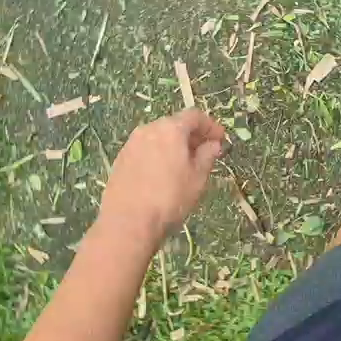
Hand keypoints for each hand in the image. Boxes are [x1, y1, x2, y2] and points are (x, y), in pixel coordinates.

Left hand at [96, 110, 224, 248]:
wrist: (126, 223)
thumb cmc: (169, 198)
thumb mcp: (197, 178)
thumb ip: (207, 156)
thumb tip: (212, 144)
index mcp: (171, 129)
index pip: (194, 116)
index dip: (210, 126)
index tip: (220, 139)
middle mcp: (149, 129)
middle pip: (175, 124)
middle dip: (192, 136)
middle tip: (204, 153)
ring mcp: (131, 144)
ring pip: (158, 137)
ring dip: (174, 145)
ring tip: (184, 165)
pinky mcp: (120, 160)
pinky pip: (145, 150)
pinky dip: (158, 155)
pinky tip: (162, 175)